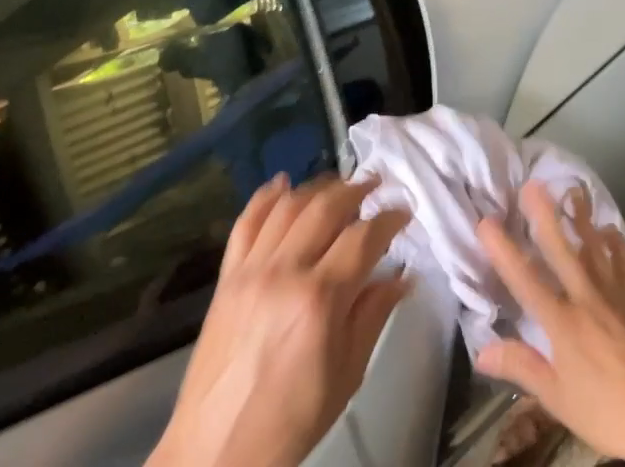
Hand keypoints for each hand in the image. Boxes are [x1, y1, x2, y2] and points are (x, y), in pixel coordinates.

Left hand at [148, 175, 412, 466]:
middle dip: (355, 190)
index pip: (362, 238)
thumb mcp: (348, 373)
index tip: (404, 212)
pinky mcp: (226, 277)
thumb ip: (373, 315)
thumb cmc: (294, 416)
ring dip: (316, 188)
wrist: (220, 447)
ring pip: (286, 207)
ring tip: (339, 184)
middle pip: (324, 209)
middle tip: (377, 184)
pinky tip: (282, 184)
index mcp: (320, 298)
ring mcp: (250, 269)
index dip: (388, 219)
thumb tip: (402, 275)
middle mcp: (284, 271)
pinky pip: (245, 223)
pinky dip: (265, 198)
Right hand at [475, 181, 624, 466]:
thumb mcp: (558, 399)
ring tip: (574, 190)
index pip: (525, 281)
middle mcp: (588, 301)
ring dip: (583, 219)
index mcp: (563, 324)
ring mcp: (616, 299)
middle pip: (562, 252)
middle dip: (545, 217)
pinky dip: (617, 245)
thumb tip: (481, 352)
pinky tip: (611, 231)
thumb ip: (521, 367)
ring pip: (596, 250)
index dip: (504, 250)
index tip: (486, 221)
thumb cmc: (608, 412)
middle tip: (533, 184)